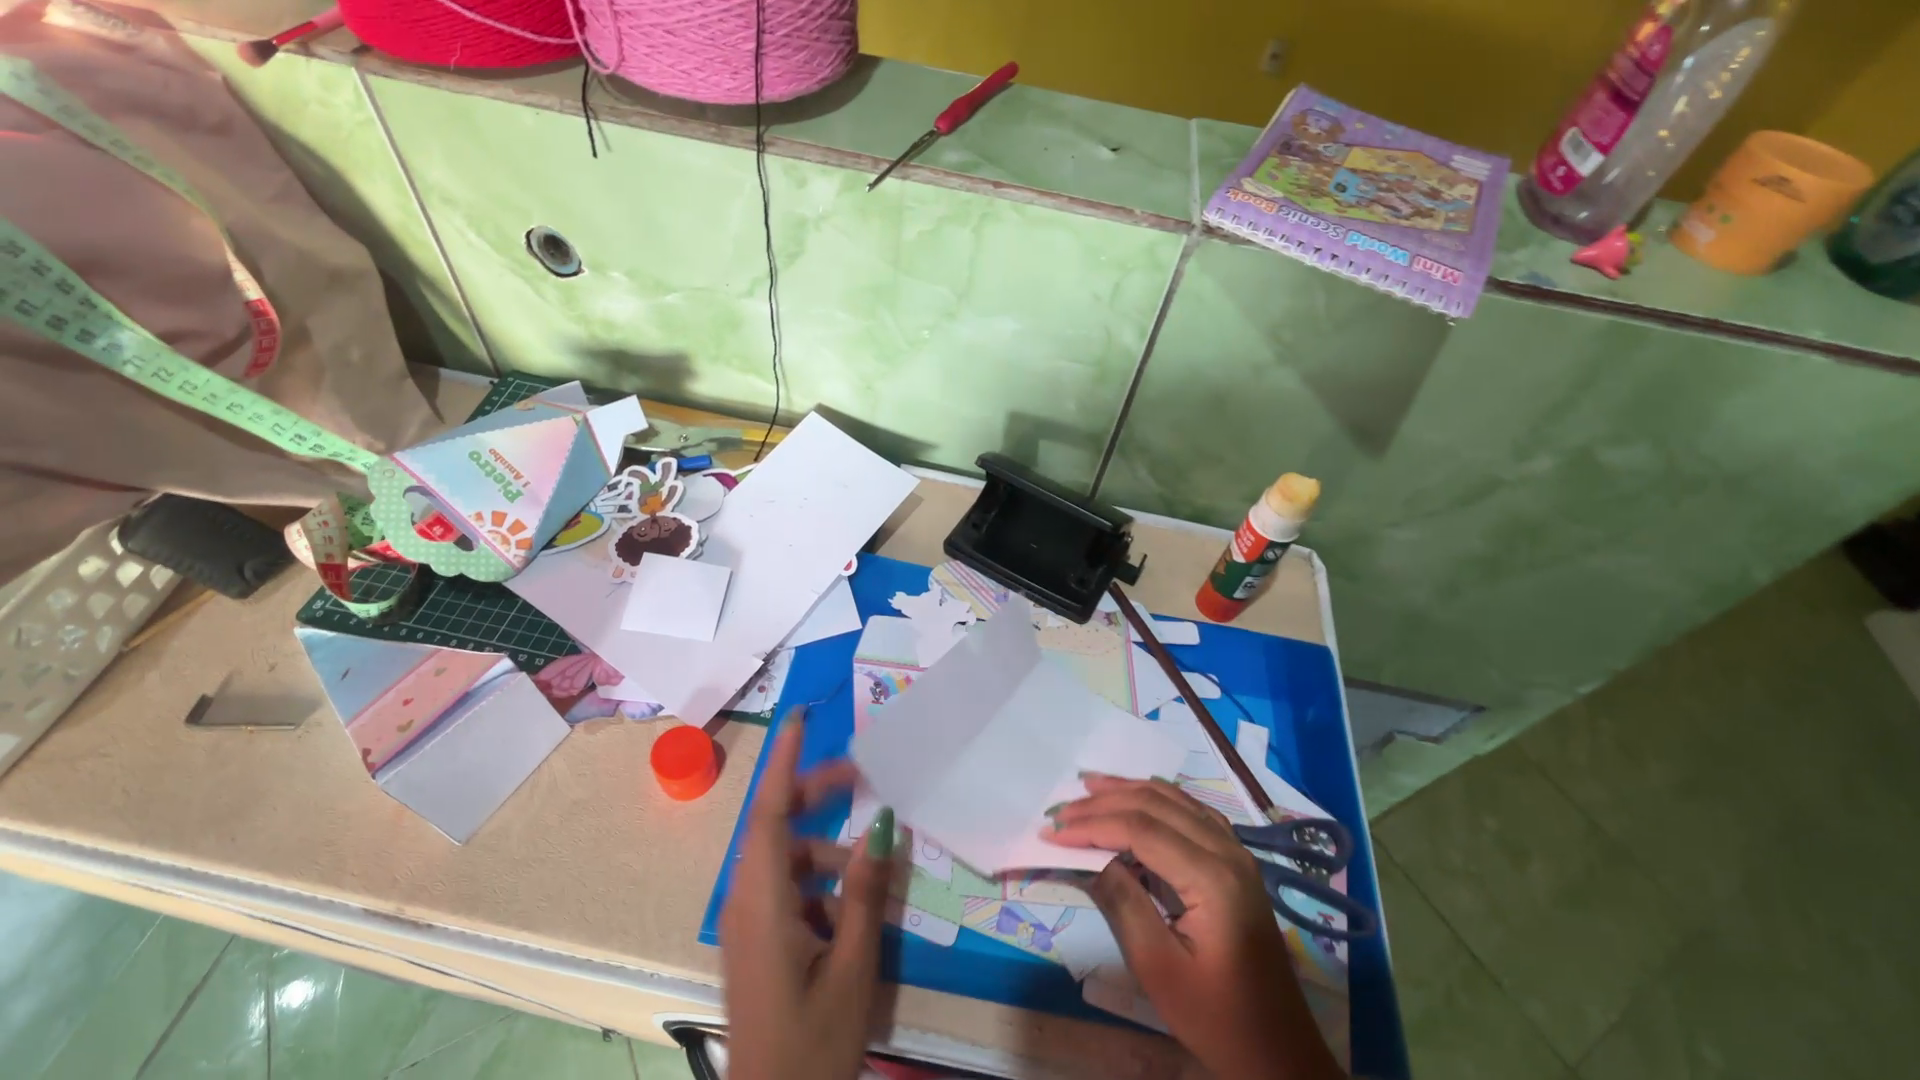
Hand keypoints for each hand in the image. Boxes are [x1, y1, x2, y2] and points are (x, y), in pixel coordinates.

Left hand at [720, 708, 897, 1079]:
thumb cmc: (814, 1038)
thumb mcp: (852, 965)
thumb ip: (865, 892)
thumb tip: (881, 825)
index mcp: (762, 901)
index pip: (767, 810)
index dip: (783, 760)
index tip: (801, 717)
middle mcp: (745, 900)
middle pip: (776, 825)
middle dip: (816, 796)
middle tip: (863, 778)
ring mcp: (748, 921)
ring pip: (787, 859)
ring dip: (829, 854)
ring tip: (875, 877)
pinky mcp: (757, 940)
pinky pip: (788, 890)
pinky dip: (821, 884)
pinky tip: (855, 912)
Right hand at [1045, 776, 1343, 1079]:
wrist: (1275, 1048)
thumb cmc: (1213, 1015)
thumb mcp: (1157, 965)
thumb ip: (1122, 901)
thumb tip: (1084, 857)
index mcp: (1212, 877)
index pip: (1141, 829)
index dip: (1092, 825)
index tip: (1050, 832)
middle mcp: (1229, 852)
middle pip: (1158, 805)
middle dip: (1105, 802)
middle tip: (1060, 809)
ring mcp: (1237, 854)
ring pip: (1177, 801)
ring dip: (1130, 791)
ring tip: (1088, 786)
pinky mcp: (1236, 864)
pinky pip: (1192, 814)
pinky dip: (1157, 801)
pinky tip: (1135, 800)